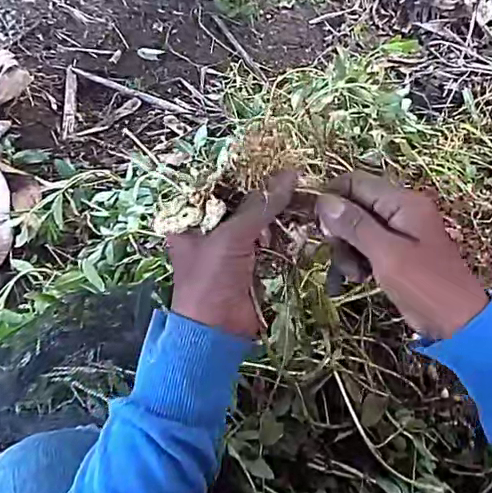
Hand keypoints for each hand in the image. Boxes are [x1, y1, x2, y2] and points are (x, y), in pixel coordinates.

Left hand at [164, 171, 296, 338]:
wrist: (215, 332)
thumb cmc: (210, 280)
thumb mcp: (231, 237)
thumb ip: (260, 206)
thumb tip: (289, 175)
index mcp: (189, 219)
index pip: (217, 185)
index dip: (243, 173)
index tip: (272, 160)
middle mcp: (208, 230)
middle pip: (240, 202)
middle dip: (266, 194)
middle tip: (293, 179)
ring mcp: (230, 248)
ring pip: (258, 221)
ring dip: (278, 214)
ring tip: (302, 198)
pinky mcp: (250, 265)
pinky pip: (268, 242)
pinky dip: (283, 235)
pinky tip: (300, 223)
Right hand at [315, 172, 487, 339]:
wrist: (457, 322)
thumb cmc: (425, 286)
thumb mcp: (387, 254)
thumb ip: (355, 225)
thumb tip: (324, 200)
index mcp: (403, 202)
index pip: (355, 181)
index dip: (332, 200)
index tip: (321, 228)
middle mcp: (400, 210)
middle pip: (353, 205)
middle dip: (339, 230)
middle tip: (339, 255)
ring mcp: (399, 231)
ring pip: (356, 228)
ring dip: (346, 250)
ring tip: (354, 274)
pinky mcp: (396, 252)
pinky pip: (366, 246)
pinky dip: (358, 260)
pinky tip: (360, 278)